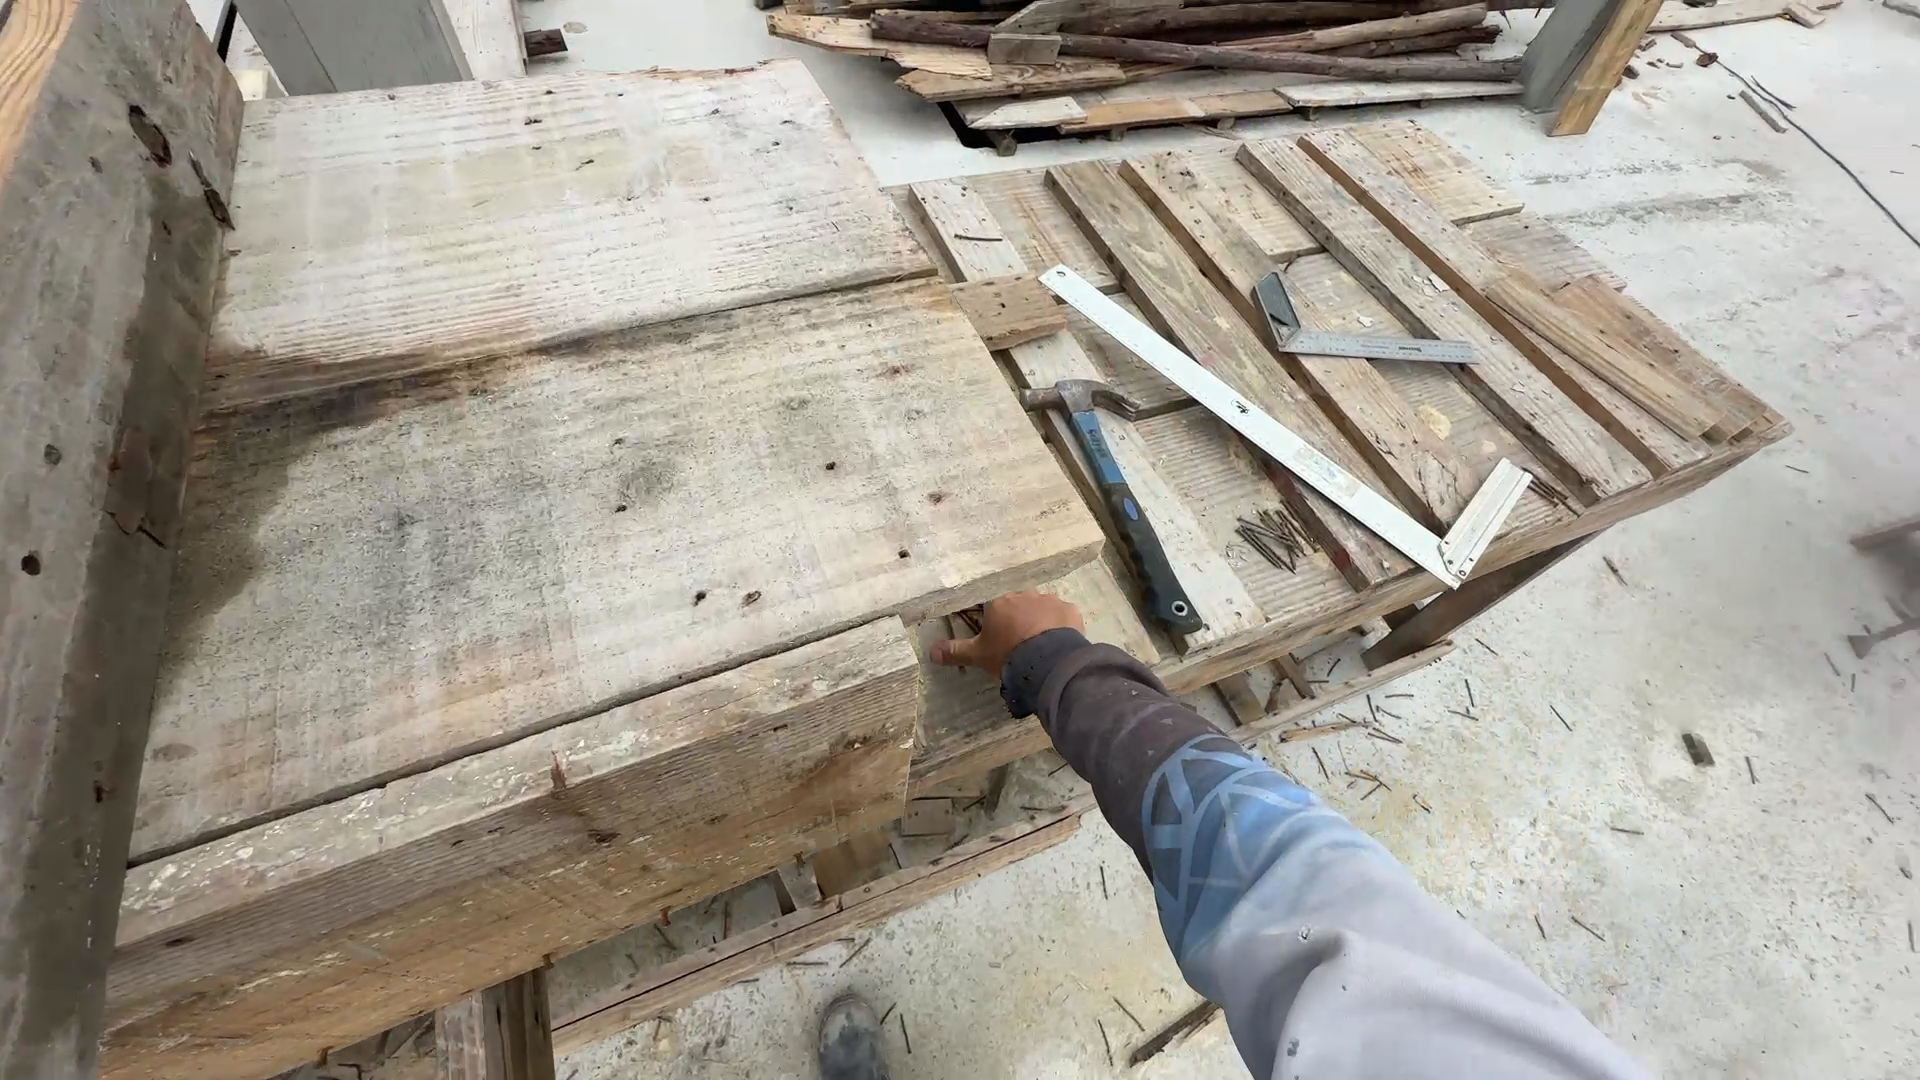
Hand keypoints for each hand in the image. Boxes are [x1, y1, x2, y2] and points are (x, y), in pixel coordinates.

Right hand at [930, 591, 1083, 674]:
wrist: (1047, 662)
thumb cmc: (1008, 654)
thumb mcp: (979, 655)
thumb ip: (955, 652)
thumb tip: (931, 652)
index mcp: (999, 601)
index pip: (992, 600)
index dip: (994, 613)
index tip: (996, 627)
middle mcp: (1024, 594)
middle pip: (1018, 599)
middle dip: (1018, 613)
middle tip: (1018, 635)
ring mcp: (1049, 600)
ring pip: (1041, 605)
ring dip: (1039, 618)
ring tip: (1040, 640)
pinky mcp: (1069, 610)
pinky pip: (1063, 615)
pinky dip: (1060, 625)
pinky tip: (1059, 641)